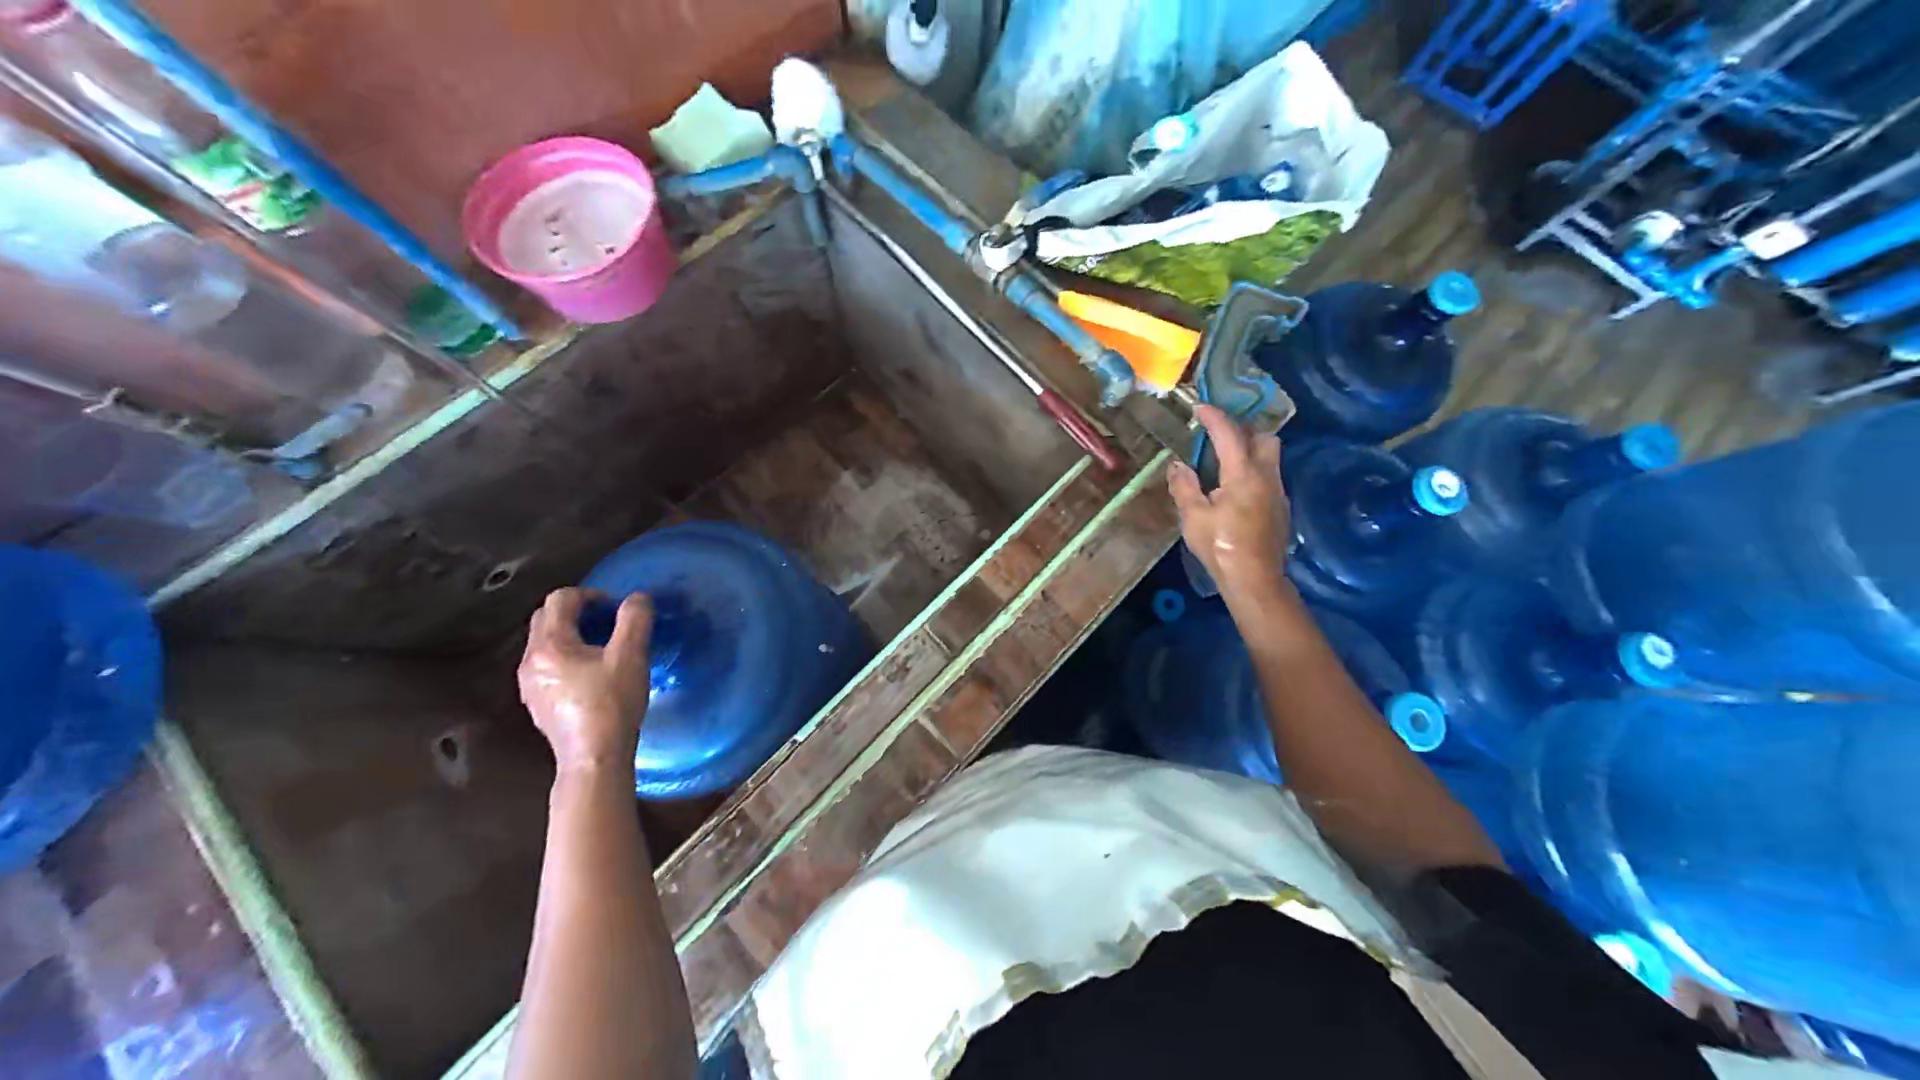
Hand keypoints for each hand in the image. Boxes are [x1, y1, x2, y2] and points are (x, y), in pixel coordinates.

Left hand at [518, 588, 653, 773]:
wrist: (593, 758)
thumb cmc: (612, 704)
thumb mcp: (631, 656)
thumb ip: (634, 620)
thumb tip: (637, 598)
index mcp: (549, 645)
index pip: (561, 599)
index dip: (590, 594)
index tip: (615, 607)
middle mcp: (530, 660)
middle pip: (545, 617)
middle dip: (576, 611)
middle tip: (607, 621)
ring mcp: (529, 684)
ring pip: (544, 642)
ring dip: (570, 634)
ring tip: (601, 646)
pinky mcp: (536, 702)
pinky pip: (546, 665)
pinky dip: (565, 656)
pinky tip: (589, 674)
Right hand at [1168, 404, 1290, 599]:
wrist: (1255, 579)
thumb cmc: (1220, 547)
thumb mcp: (1193, 517)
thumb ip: (1184, 486)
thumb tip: (1177, 464)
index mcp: (1243, 474)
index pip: (1229, 434)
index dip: (1214, 417)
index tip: (1199, 407)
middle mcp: (1267, 476)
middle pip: (1264, 438)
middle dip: (1243, 429)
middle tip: (1219, 434)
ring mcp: (1278, 492)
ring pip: (1270, 457)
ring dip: (1249, 450)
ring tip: (1224, 460)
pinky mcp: (1280, 508)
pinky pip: (1269, 477)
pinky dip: (1253, 471)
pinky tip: (1234, 489)